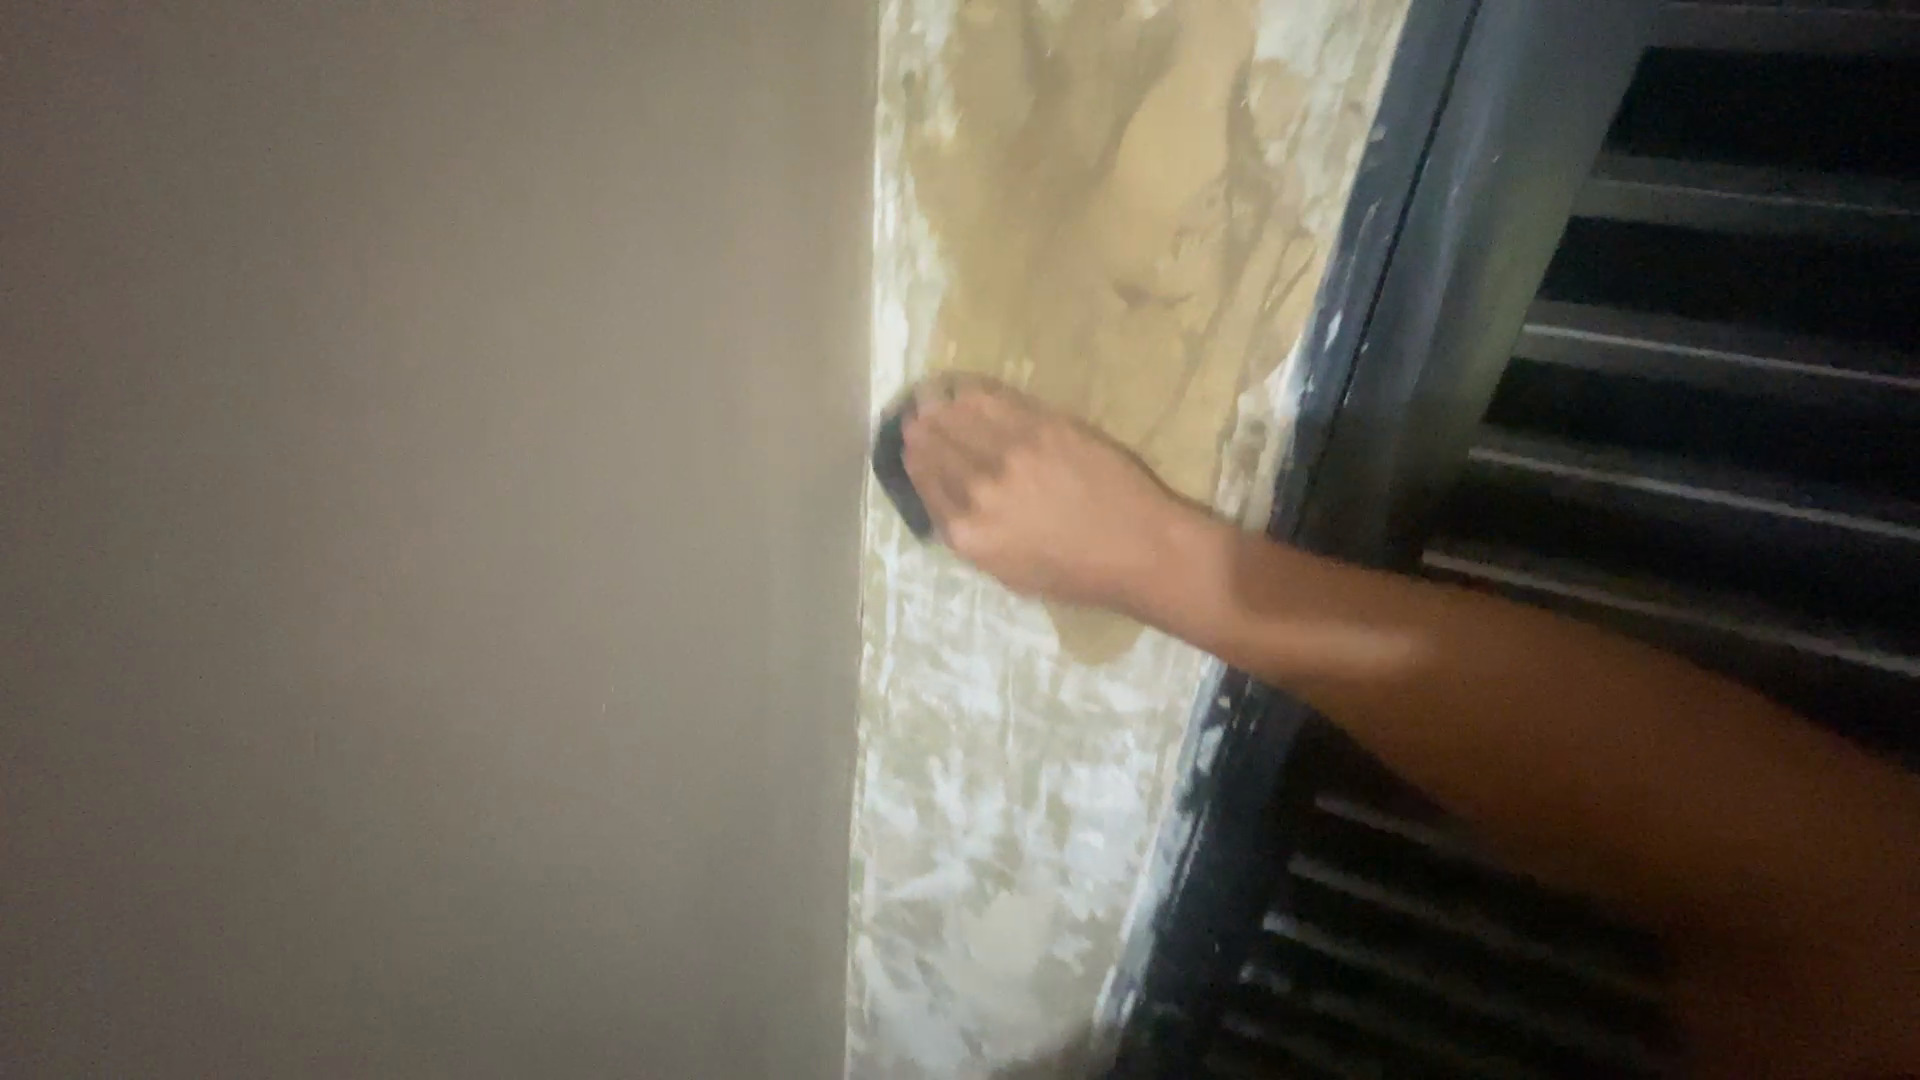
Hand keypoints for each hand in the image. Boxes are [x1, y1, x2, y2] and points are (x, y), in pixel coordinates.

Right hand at [900, 375, 1199, 610]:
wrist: (1137, 548)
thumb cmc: (1076, 574)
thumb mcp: (1008, 573)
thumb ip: (972, 538)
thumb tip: (951, 504)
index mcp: (968, 535)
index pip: (926, 489)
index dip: (916, 466)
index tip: (911, 452)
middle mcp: (978, 492)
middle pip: (935, 451)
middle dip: (921, 433)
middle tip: (914, 419)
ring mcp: (1009, 455)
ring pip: (957, 421)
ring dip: (938, 408)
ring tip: (929, 399)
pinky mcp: (1041, 428)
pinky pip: (993, 403)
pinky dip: (971, 394)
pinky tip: (962, 389)